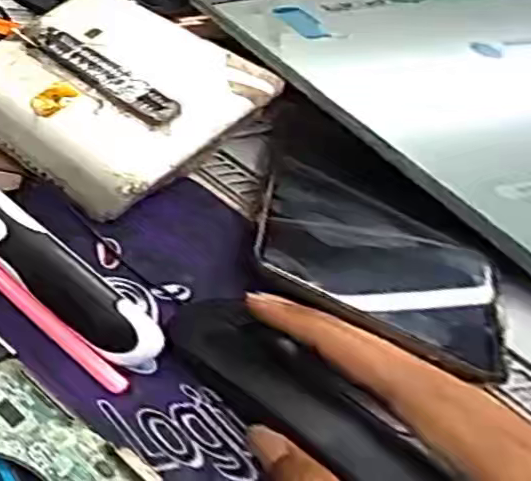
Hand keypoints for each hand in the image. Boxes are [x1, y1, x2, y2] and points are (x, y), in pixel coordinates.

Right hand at [244, 293, 530, 480]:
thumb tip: (269, 441)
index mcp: (510, 465)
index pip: (403, 378)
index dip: (325, 333)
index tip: (264, 306)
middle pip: (445, 380)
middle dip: (359, 339)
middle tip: (288, 313)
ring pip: (478, 404)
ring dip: (396, 369)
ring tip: (336, 348)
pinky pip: (499, 434)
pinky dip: (439, 408)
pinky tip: (412, 414)